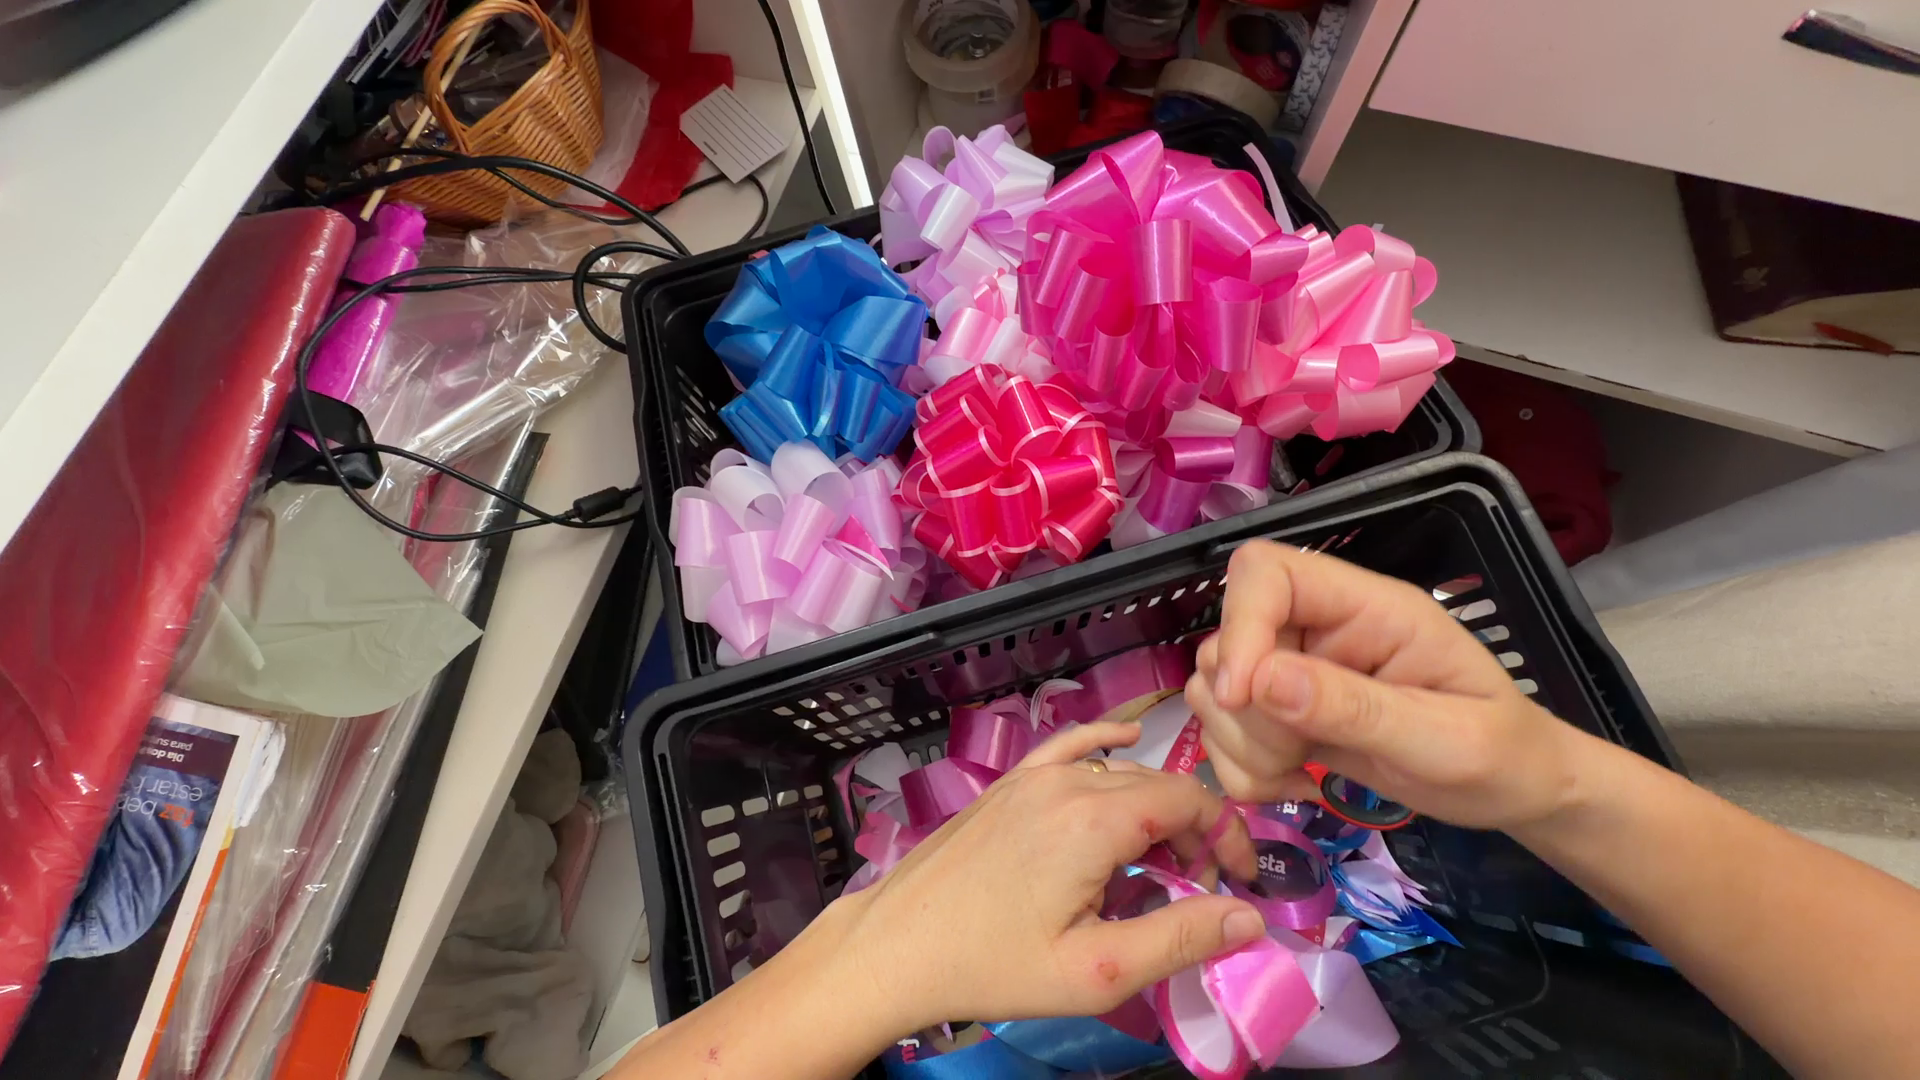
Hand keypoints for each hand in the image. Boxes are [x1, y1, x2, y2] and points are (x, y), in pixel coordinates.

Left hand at [831, 722, 1263, 1034]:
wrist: (899, 943)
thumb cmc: (994, 963)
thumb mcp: (1096, 971)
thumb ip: (1179, 938)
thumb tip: (1252, 917)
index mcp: (1093, 820)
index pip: (1188, 802)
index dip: (1226, 836)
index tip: (1240, 881)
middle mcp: (1066, 782)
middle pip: (1157, 787)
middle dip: (1193, 832)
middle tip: (1199, 889)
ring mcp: (1032, 775)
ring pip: (1119, 772)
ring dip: (1155, 807)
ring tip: (1165, 860)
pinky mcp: (1009, 782)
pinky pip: (1069, 746)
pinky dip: (1105, 741)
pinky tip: (1126, 738)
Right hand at [1187, 539, 1590, 829]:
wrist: (1514, 793)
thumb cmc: (1502, 758)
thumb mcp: (1448, 742)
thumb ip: (1356, 708)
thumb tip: (1259, 681)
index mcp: (1366, 607)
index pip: (1267, 572)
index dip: (1239, 622)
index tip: (1239, 695)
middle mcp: (1316, 628)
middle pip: (1224, 639)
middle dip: (1245, 711)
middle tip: (1298, 752)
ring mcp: (1291, 669)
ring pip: (1210, 689)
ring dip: (1242, 745)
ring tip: (1301, 773)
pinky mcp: (1276, 712)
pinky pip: (1220, 733)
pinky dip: (1243, 769)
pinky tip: (1292, 782)